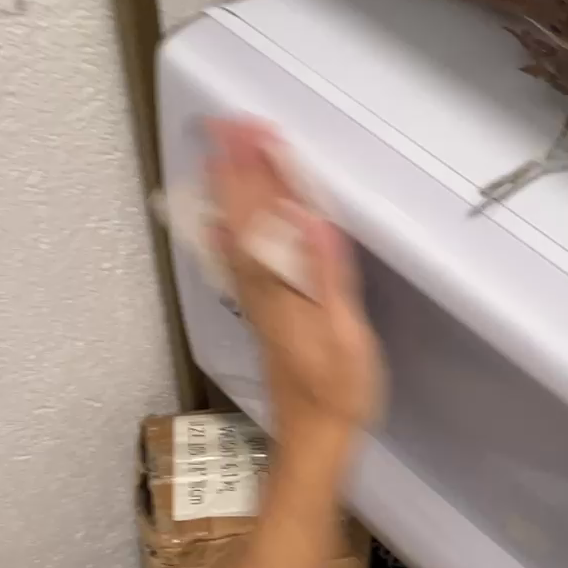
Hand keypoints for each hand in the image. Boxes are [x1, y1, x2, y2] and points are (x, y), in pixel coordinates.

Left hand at [206, 119, 382, 451]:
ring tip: (222, 158)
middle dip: (236, 171)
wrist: (313, 442)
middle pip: (242, 222)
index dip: (256, 172)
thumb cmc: (338, 395)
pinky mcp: (264, 318)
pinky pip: (239, 263)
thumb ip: (328, 277)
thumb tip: (310, 218)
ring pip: (236, 239)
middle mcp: (262, 292)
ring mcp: (259, 305)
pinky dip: (230, 234)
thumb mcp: (346, 336)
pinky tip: (222, 227)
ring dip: (230, 196)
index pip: (263, 219)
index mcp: (283, 290)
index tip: (250, 127)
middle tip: (230, 124)